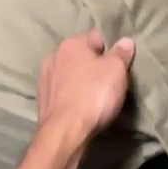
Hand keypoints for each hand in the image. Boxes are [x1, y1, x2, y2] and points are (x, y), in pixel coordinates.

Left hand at [37, 29, 134, 147]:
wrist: (64, 132)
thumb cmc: (93, 95)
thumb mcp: (116, 71)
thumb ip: (121, 53)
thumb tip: (126, 41)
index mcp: (72, 43)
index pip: (97, 37)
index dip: (110, 51)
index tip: (117, 67)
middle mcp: (54, 54)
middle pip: (81, 55)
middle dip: (94, 65)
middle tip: (108, 82)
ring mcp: (45, 76)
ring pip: (70, 72)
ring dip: (80, 79)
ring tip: (93, 97)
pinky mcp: (41, 97)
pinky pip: (62, 89)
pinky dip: (70, 94)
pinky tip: (78, 106)